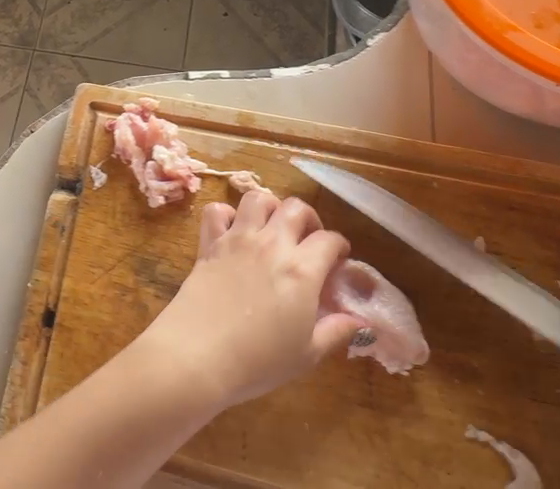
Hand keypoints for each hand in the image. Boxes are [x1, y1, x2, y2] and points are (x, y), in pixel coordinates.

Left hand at [130, 189, 362, 410]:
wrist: (198, 355)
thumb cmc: (258, 361)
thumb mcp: (307, 354)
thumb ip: (336, 331)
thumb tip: (360, 321)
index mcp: (301, 270)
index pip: (329, 239)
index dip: (339, 246)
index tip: (338, 259)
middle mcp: (271, 244)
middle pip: (295, 207)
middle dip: (308, 218)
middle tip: (308, 239)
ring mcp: (237, 239)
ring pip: (257, 198)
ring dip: (269, 207)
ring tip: (272, 227)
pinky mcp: (209, 243)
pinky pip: (216, 211)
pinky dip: (226, 214)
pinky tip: (233, 231)